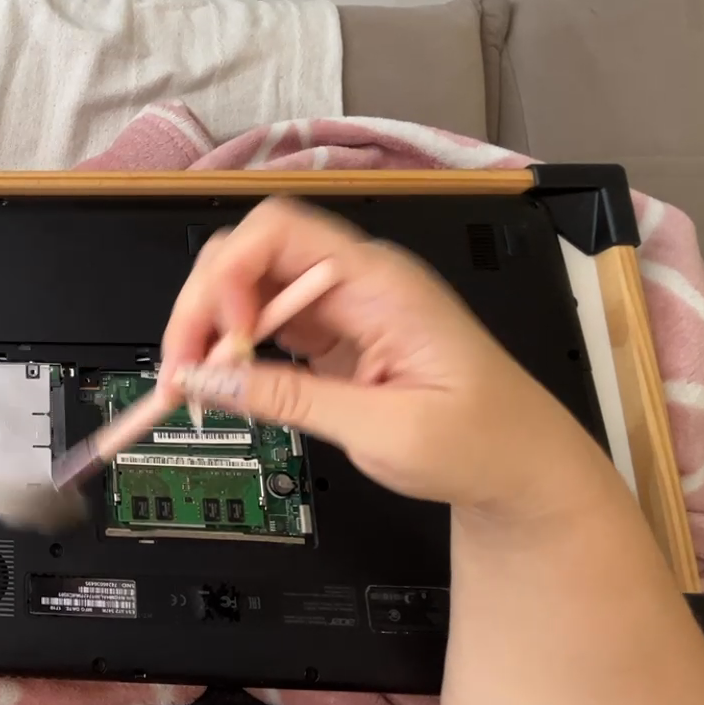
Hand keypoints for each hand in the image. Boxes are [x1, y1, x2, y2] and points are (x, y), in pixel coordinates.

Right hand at [161, 197, 624, 523]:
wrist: (520, 471)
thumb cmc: (483, 444)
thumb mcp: (385, 429)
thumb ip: (288, 398)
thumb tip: (206, 379)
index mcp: (380, 281)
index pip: (280, 233)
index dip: (232, 272)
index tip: (221, 338)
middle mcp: (348, 281)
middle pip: (244, 258)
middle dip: (200, 308)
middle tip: (183, 371)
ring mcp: (331, 308)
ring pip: (238, 291)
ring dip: (202, 333)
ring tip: (189, 385)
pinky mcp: (319, 337)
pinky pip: (251, 327)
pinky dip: (221, 354)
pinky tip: (213, 383)